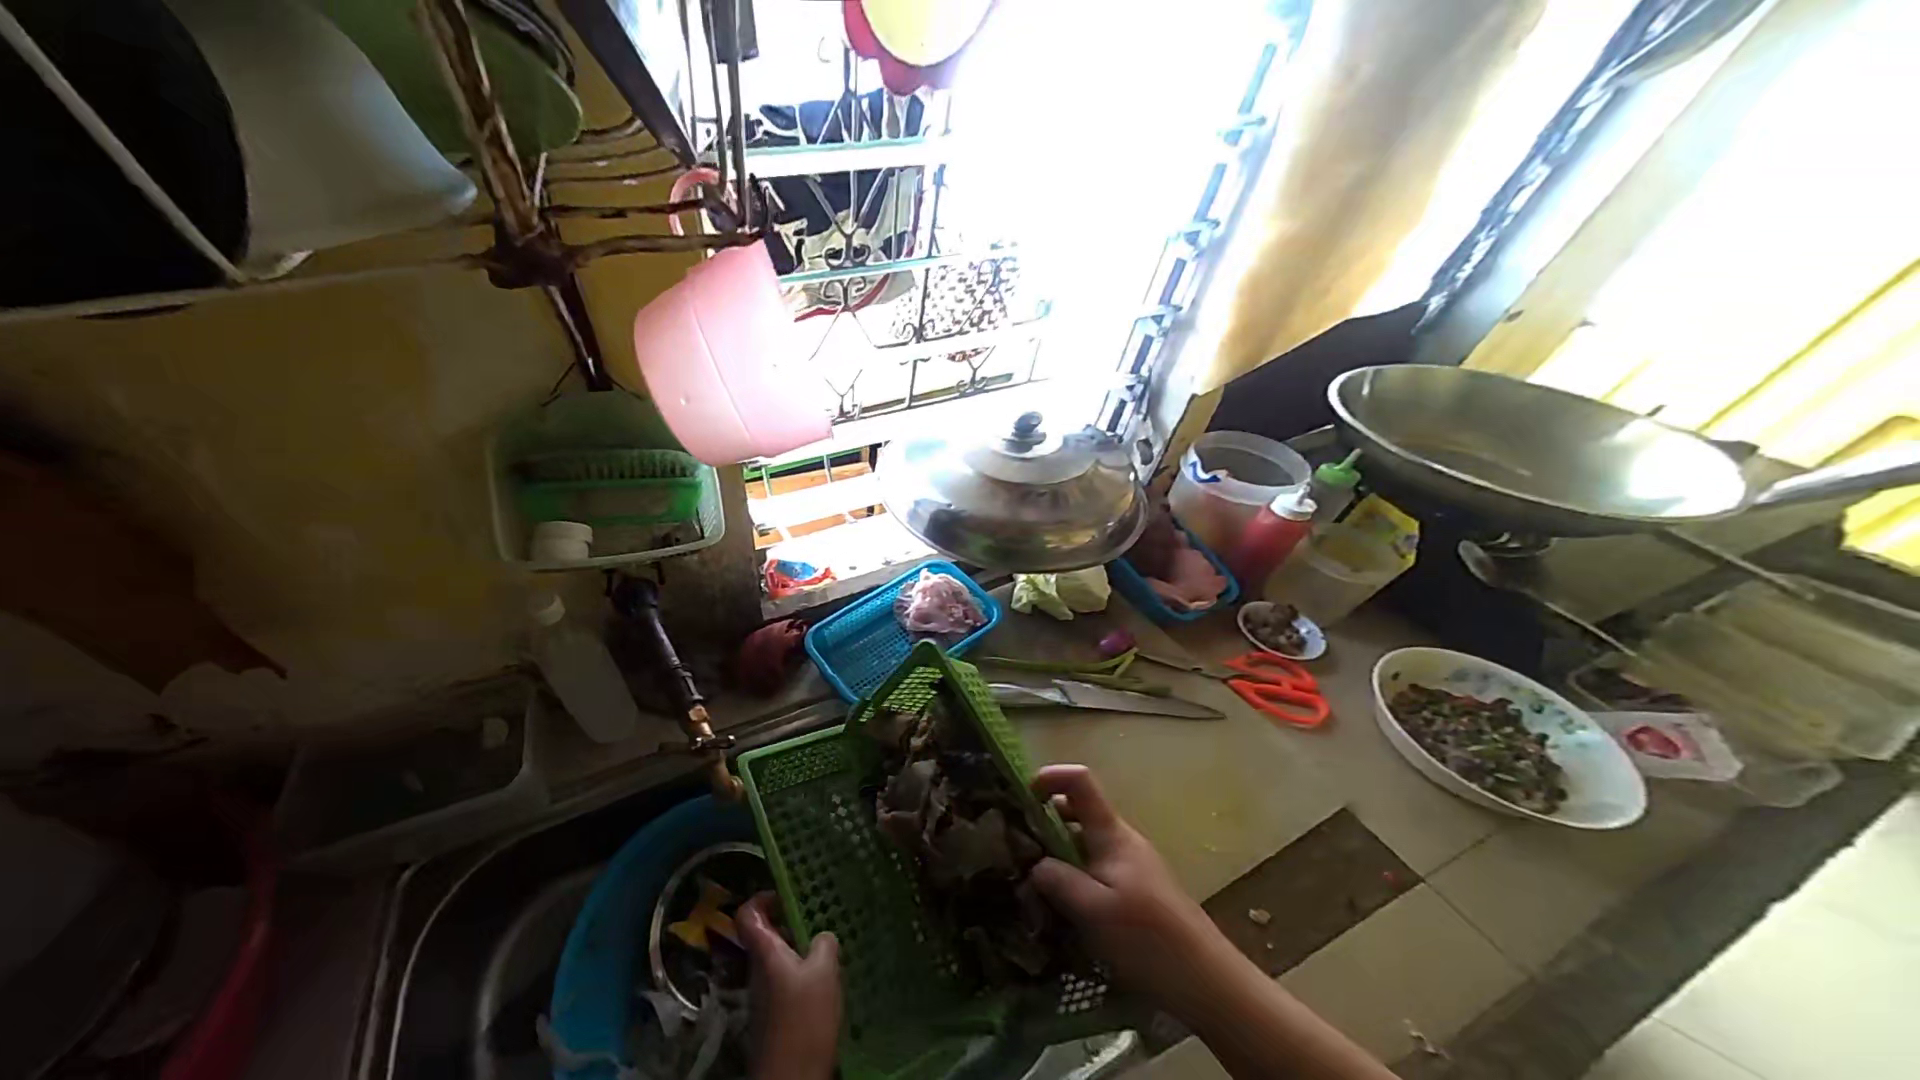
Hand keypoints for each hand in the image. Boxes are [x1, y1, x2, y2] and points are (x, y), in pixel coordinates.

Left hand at [737, 892, 840, 1079]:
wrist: (791, 1078)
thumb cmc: (804, 1019)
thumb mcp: (824, 972)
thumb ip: (824, 944)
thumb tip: (822, 936)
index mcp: (766, 953)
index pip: (748, 915)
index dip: (762, 898)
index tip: (787, 894)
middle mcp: (759, 970)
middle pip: (764, 935)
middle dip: (789, 922)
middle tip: (818, 916)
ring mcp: (765, 994)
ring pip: (777, 958)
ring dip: (799, 948)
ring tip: (828, 945)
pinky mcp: (775, 1014)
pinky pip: (786, 980)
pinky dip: (803, 972)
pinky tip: (827, 978)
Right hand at [1027, 765, 1238, 1025]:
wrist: (1205, 980)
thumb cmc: (1149, 938)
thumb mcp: (1093, 910)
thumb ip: (1058, 880)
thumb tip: (1033, 863)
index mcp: (1111, 833)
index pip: (1080, 781)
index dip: (1050, 777)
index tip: (1021, 797)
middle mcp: (1120, 840)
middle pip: (1076, 812)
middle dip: (1043, 823)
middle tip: (1014, 848)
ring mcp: (1128, 865)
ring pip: (1081, 844)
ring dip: (1054, 855)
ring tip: (1028, 883)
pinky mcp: (1131, 891)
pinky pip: (1092, 870)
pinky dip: (1070, 878)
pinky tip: (1057, 909)